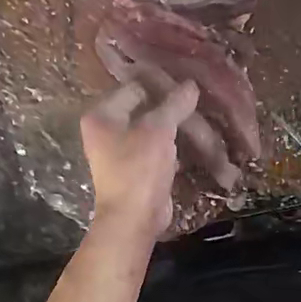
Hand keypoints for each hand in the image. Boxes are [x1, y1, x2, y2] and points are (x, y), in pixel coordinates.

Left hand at [79, 77, 201, 238]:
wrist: (134, 219)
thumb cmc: (139, 170)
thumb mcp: (158, 131)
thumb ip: (174, 105)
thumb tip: (191, 85)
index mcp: (102, 115)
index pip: (133, 88)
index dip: (159, 84)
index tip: (186, 82)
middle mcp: (106, 131)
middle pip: (142, 109)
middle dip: (169, 107)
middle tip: (196, 100)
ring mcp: (121, 154)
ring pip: (152, 131)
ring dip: (173, 128)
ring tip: (199, 119)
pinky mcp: (137, 172)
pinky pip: (157, 151)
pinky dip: (173, 148)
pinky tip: (194, 144)